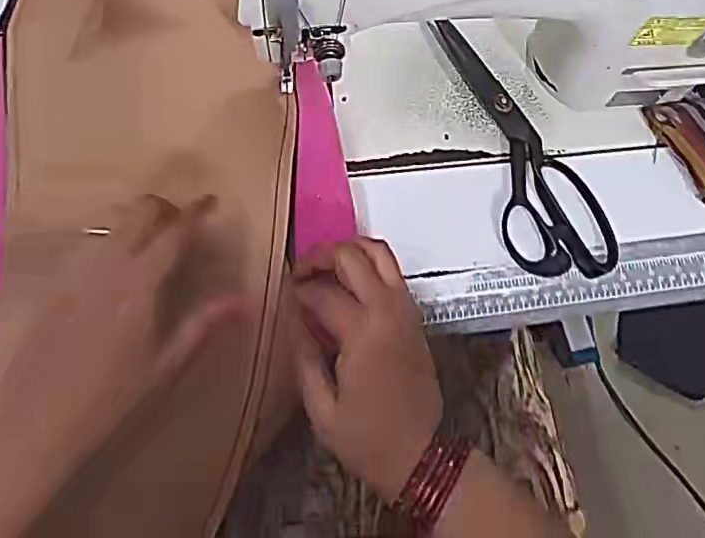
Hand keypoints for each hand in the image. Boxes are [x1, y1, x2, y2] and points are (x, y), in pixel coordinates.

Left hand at [0, 195, 243, 535]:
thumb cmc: (107, 401)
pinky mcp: (54, 282)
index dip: (194, 212)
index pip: (174, 233)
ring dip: (135, 220)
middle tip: (179, 219)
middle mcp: (109, 264)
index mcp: (140, 283)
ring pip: (112, 224)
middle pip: (140, 213)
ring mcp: (77, 270)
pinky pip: (88, 245)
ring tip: (149, 237)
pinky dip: (109, 240)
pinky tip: (112, 264)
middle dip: (163, 208)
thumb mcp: (162, 368)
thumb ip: (201, 326)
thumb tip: (242, 301)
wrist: (33, 425)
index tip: (210, 200)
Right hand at [292, 238, 442, 497]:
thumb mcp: (322, 410)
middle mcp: (386, 309)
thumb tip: (293, 319)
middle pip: (350, 256)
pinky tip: (349, 278)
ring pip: (377, 251)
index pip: (321, 292)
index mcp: (363, 332)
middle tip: (300, 273)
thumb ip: (305, 358)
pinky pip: (391, 268)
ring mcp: (404, 306)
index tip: (284, 299)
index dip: (297, 292)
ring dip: (347, 249)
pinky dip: (368, 261)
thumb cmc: (367, 438)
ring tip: (324, 266)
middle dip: (319, 257)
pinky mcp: (413, 312)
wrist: (420, 455)